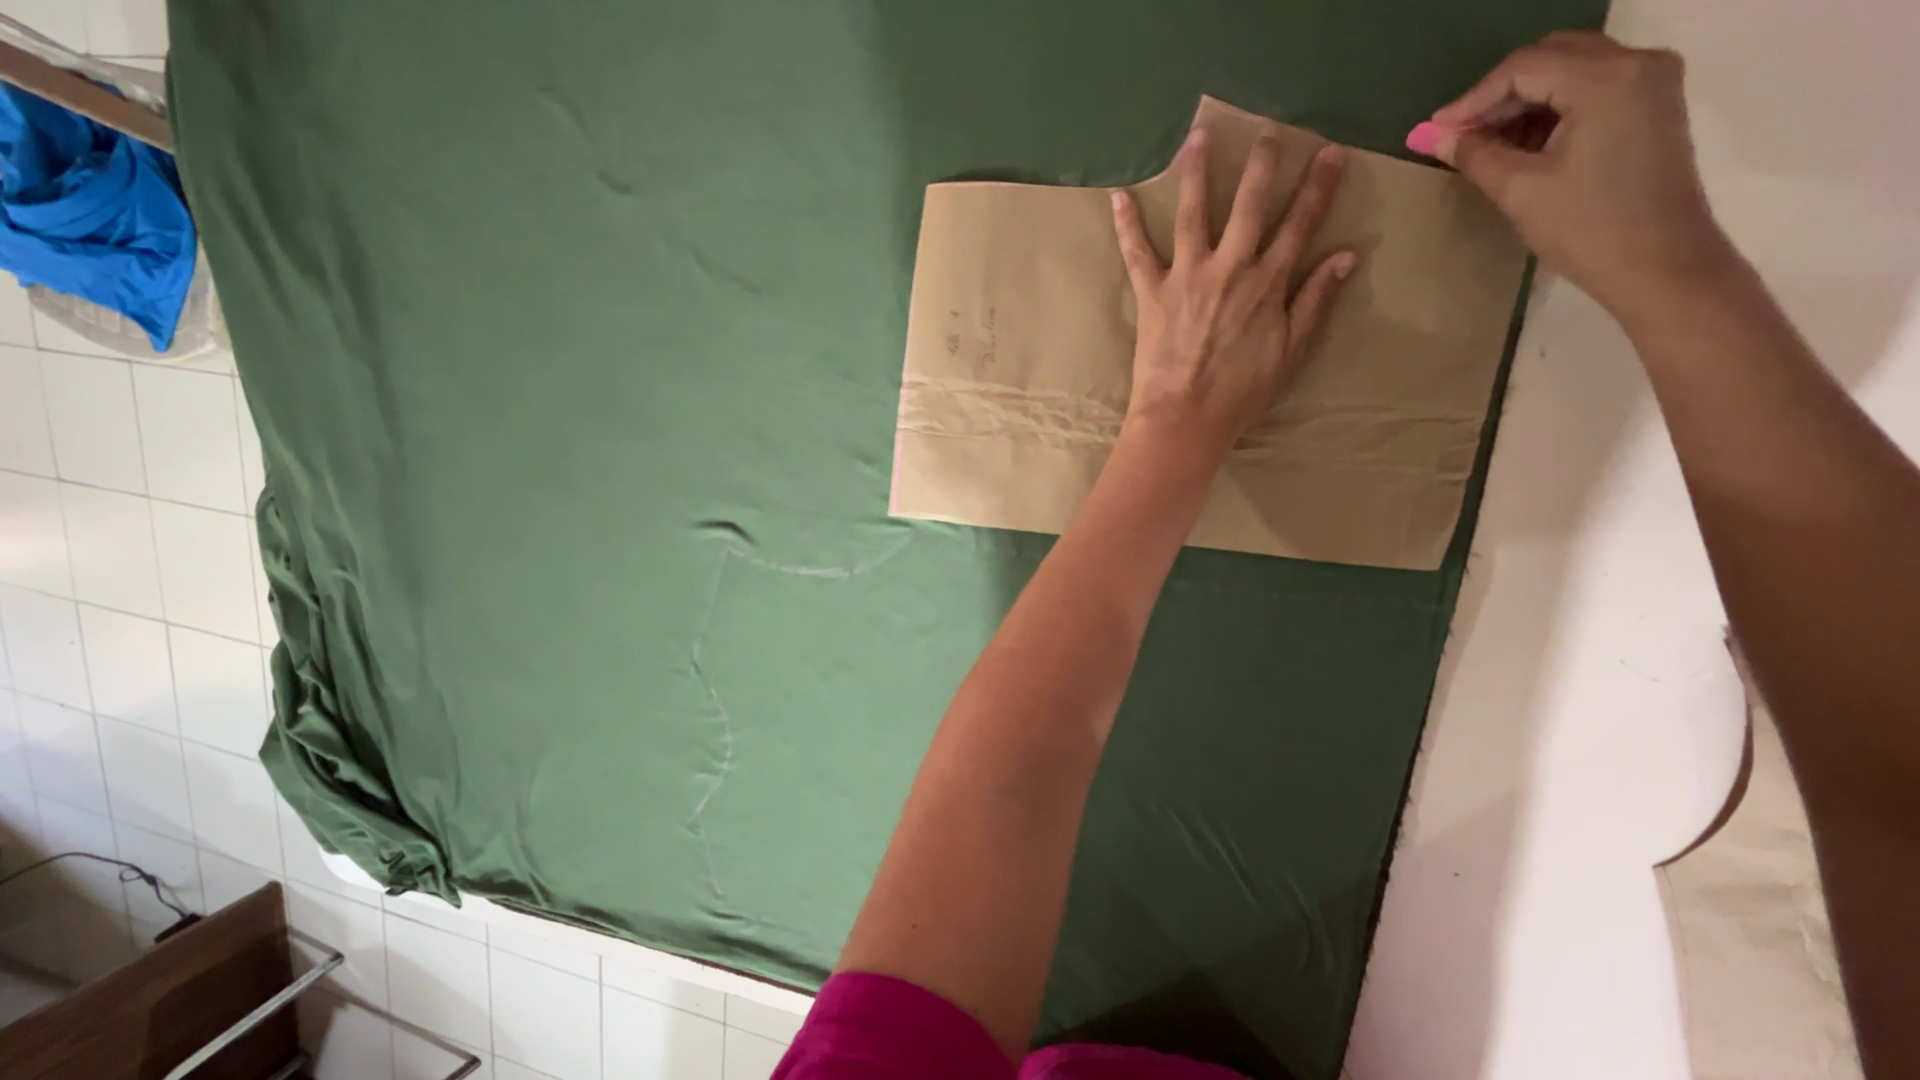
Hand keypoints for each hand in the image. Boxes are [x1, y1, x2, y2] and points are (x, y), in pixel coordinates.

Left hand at [1112, 128, 1353, 453]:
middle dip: (1262, 164)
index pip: (1299, 224)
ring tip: (1197, 136)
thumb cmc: (1241, 393)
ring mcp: (1187, 276)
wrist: (1185, 418)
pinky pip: (1136, 252)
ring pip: (1193, 214)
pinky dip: (1126, 224)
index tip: (1330, 152)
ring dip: (1196, 172)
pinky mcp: (1152, 292)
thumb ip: (1315, 302)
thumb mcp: (1290, 352)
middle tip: (1268, 130)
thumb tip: (1344, 256)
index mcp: (1267, 283)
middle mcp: (1229, 268)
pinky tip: (1118, 195)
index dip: (1317, 186)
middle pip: (1249, 205)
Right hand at [1409, 32, 1740, 318]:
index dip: (1472, 98)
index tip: (1435, 130)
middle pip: (1549, 58)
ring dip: (1524, 101)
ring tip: (1485, 143)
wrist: (1660, 263)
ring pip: (1570, 69)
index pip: (1523, 68)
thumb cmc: (1586, 228)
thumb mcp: (1520, 190)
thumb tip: (1437, 138)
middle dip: (1498, 95)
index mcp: (1605, 79)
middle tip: (1458, 135)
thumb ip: (1476, 155)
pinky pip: (1592, 86)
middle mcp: (1636, 63)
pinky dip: (1553, 107)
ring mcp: (1651, 81)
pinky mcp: (1653, 104)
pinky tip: (1523, 142)